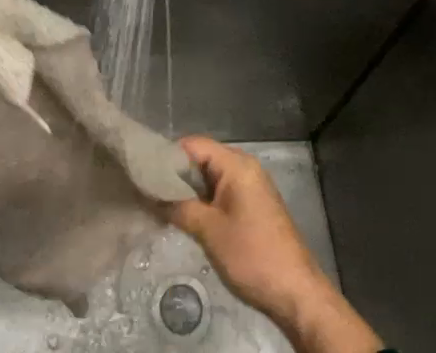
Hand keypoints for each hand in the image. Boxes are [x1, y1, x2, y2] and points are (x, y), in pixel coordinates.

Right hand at [165, 137, 381, 352]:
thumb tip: (149, 194)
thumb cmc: (251, 254)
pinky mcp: (251, 206)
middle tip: (145, 192)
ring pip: (209, 178)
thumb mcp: (208, 230)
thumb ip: (177, 206)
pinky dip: (201, 202)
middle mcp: (245, 168)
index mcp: (237, 165)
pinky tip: (183, 218)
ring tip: (158, 206)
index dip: (167, 156)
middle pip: (201, 159)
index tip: (141, 173)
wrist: (294, 290)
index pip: (193, 145)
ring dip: (186, 191)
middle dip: (174, 175)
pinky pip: (220, 193)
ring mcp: (250, 187)